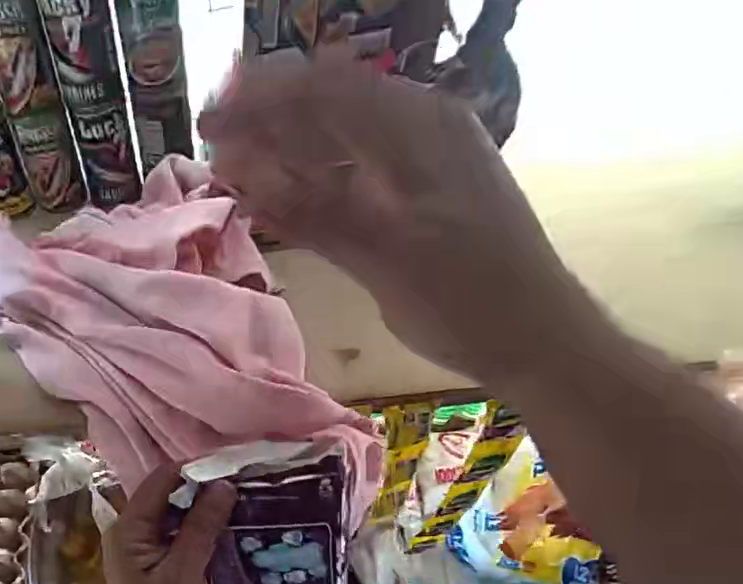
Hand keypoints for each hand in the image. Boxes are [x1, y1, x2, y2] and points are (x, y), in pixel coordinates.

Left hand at [104, 464, 236, 583]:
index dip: (196, 470)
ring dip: (207, 513)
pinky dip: (204, 534)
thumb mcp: (184, 575)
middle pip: (169, 497)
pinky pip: (182, 540)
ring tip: (248, 502)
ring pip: (178, 519)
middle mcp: (131, 534)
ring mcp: (144, 553)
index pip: (161, 480)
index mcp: (127, 530)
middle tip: (249, 484)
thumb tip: (224, 484)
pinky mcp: (159, 570)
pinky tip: (233, 531)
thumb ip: (201, 528)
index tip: (236, 466)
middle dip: (205, 490)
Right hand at [199, 50, 605, 381]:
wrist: (533, 334)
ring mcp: (421, 165)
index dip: (261, 99)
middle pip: (329, 109)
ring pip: (340, 144)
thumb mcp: (388, 255)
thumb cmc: (466, 297)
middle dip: (266, 121)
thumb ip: (318, 210)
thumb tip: (246, 171)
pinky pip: (355, 179)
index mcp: (419, 130)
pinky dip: (313, 187)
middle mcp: (420, 132)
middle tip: (212, 142)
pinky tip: (282, 203)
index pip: (326, 91)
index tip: (208, 119)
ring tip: (236, 171)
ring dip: (286, 153)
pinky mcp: (417, 200)